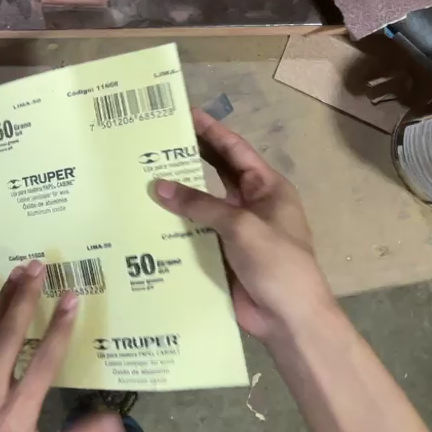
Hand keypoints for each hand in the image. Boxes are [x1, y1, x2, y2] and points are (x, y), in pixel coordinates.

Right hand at [150, 108, 330, 338]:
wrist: (290, 319)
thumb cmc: (277, 263)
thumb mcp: (240, 226)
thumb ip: (200, 204)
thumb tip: (158, 186)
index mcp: (267, 188)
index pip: (234, 150)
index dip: (210, 130)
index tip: (184, 112)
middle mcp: (250, 204)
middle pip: (216, 172)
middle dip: (190, 155)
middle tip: (155, 139)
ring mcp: (235, 229)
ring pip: (201, 202)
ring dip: (177, 191)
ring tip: (142, 173)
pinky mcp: (221, 253)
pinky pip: (193, 231)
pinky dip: (173, 223)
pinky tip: (146, 216)